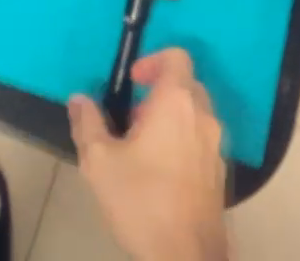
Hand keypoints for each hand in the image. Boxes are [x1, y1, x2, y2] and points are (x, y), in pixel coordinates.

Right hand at [69, 49, 228, 260]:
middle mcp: (203, 118)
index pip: (176, 58)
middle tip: (130, 116)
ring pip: (194, 114)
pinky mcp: (219, 174)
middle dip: (157, 91)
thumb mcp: (99, 160)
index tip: (131, 82)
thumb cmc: (141, 201)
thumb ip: (88, 122)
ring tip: (139, 146)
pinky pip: (200, 139)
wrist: (186, 260)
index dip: (152, 60)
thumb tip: (79, 99)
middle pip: (186, 84)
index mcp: (176, 104)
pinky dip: (181, 140)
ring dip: (168, 117)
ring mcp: (216, 147)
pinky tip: (157, 172)